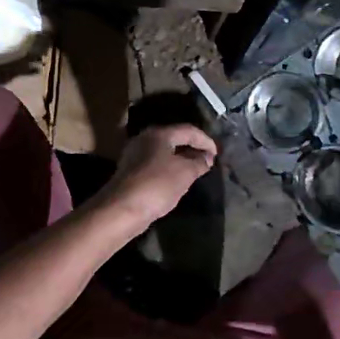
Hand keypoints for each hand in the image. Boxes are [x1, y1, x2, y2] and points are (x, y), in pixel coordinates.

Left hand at [97, 124, 217, 227]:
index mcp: (159, 134)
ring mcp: (135, 154)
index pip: (188, 130)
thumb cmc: (157, 185)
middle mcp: (145, 139)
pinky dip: (169, 168)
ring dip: (181, 159)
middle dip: (193, 148)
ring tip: (195, 170)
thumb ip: (199, 162)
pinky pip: (155, 164)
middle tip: (208, 160)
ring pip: (164, 152)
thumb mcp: (185, 173)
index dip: (206, 141)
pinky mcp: (131, 171)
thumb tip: (206, 157)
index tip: (217, 154)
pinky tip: (176, 180)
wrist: (122, 208)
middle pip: (174, 138)